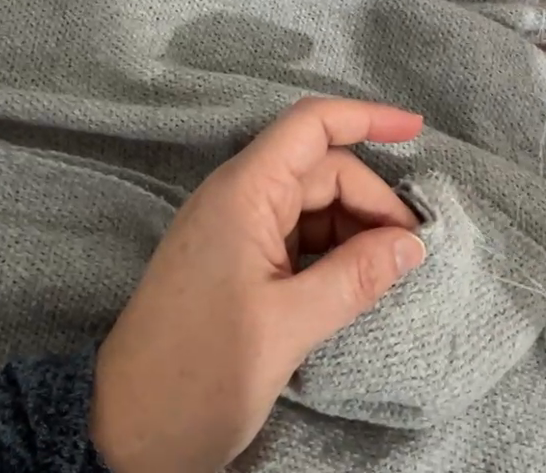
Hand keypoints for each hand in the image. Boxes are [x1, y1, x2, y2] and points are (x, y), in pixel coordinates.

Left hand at [90, 98, 428, 472]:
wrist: (128, 429)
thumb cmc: (199, 373)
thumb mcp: (287, 327)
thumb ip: (354, 278)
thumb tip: (412, 244)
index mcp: (244, 192)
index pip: (310, 126)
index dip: (366, 117)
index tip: (417, 129)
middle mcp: (239, 196)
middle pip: (320, 169)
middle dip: (371, 200)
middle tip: (412, 254)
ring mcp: (236, 227)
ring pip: (312, 203)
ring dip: (354, 228)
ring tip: (387, 274)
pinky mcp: (237, 258)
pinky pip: (296, 233)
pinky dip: (331, 250)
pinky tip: (355, 282)